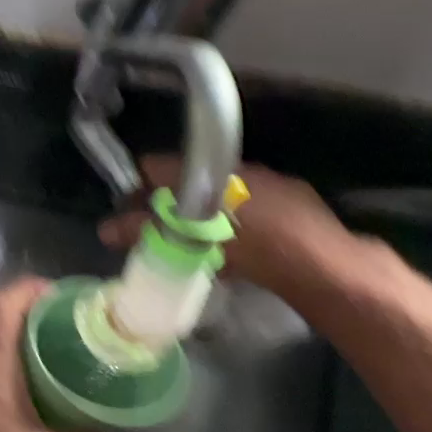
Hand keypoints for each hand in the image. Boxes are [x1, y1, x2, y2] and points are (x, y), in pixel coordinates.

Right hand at [97, 155, 360, 296]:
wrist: (328, 266)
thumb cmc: (251, 250)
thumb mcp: (189, 244)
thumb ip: (144, 233)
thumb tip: (104, 230)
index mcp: (203, 172)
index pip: (154, 166)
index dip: (139, 187)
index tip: (134, 211)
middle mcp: (233, 167)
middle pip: (187, 178)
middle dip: (173, 201)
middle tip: (167, 231)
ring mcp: (269, 180)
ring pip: (221, 190)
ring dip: (207, 210)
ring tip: (204, 242)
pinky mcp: (296, 197)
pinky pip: (253, 202)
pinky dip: (240, 218)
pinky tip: (244, 245)